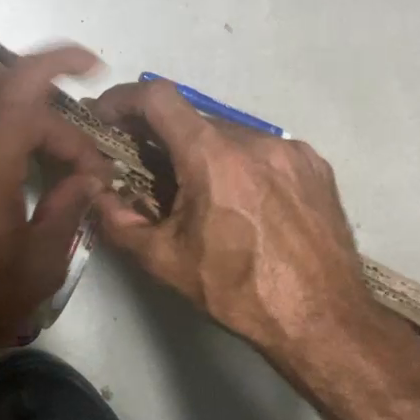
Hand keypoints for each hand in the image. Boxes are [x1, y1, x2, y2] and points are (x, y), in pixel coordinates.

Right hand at [89, 81, 367, 352]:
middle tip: (141, 168)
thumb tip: (95, 191)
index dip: (123, 99)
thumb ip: (117, 219)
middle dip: (158, 135)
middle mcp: (254, 140)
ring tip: (194, 193)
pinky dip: (236, 163)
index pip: (158, 97)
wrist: (324, 322)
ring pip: (227, 134)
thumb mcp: (162, 260)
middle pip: (191, 118)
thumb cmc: (237, 291)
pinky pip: (261, 150)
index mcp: (213, 156)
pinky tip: (236, 201)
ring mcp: (290, 151)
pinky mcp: (315, 167)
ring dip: (198, 151)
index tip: (104, 117)